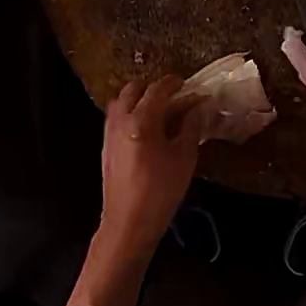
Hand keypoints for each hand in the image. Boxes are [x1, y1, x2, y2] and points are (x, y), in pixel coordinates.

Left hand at [99, 77, 205, 260]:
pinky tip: (146, 128)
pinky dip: (130, 113)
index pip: (157, 90)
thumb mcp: (184, 157)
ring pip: (121, 102)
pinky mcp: (106, 147)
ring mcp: (109, 133)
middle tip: (172, 94)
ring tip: (159, 109)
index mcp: (141, 119)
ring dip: (138, 99)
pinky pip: (116, 118)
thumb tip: (199, 107)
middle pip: (133, 90)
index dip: (173, 83)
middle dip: (152, 87)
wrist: (128, 222)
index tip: (186, 83)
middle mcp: (120, 120)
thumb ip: (191, 127)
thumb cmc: (161, 190)